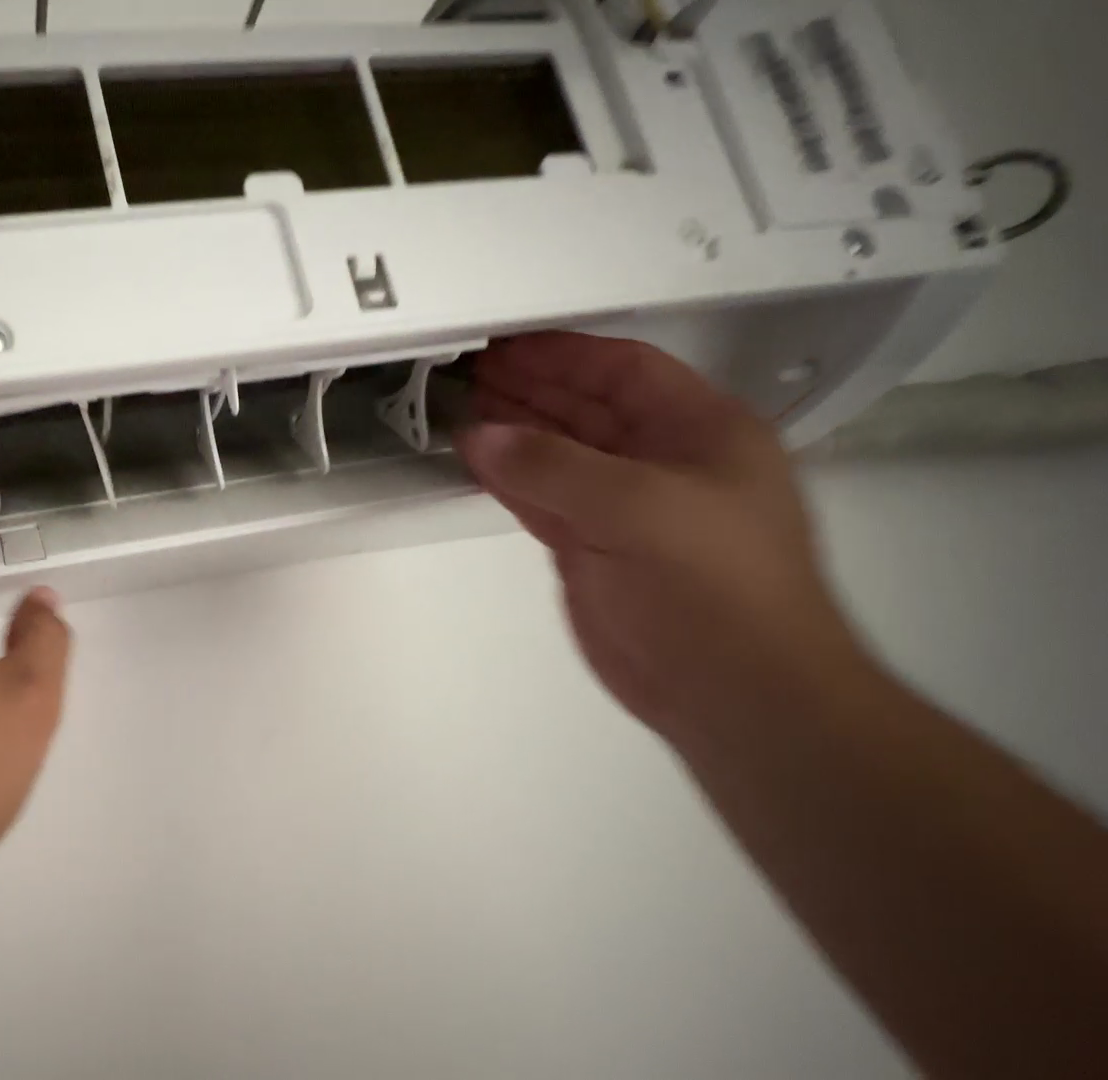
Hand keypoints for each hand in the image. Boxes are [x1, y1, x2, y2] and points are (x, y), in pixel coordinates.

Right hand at [456, 332, 870, 745]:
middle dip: (531, 388)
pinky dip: (509, 479)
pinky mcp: (593, 550)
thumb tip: (480, 436)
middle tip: (470, 373)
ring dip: (514, 431)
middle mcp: (663, 463)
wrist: (733, 692)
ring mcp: (625, 510)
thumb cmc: (712, 588)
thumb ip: (553, 468)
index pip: (625, 371)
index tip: (504, 344)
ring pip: (560, 454)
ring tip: (463, 408)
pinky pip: (543, 499)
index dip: (564, 353)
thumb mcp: (638, 510)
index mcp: (702, 433)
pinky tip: (476, 460)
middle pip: (587, 408)